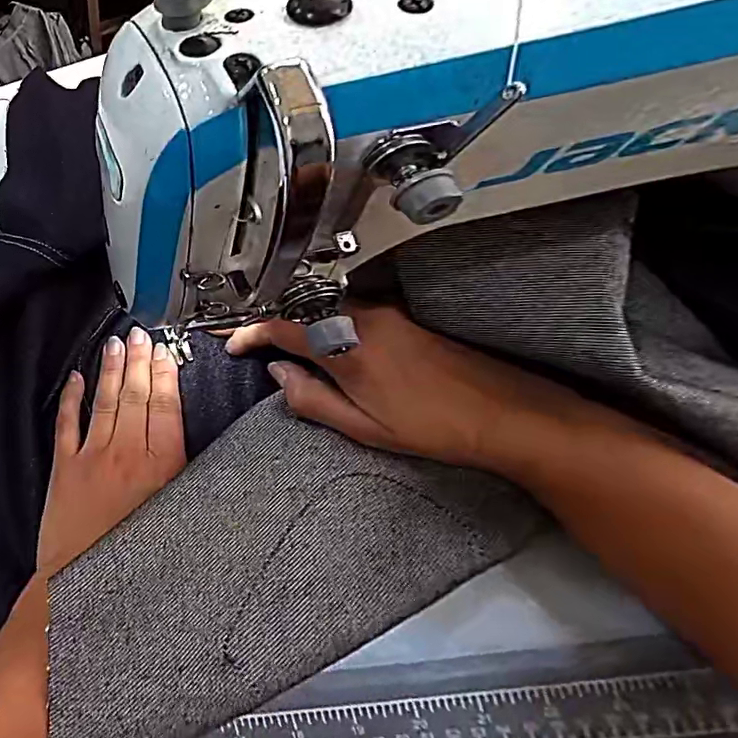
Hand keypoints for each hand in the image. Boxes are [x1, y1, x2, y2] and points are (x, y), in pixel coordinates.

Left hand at [35, 326, 185, 576]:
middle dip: (139, 361)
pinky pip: (68, 422)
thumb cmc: (135, 561)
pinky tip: (77, 378)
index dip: (164, 374)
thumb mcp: (176, 517)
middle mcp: (127, 455)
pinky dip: (72, 397)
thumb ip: (181, 477)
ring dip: (112, 369)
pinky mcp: (65, 466)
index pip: (165, 406)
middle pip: (136, 395)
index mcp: (160, 468)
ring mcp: (93, 456)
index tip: (164, 352)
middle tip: (140, 335)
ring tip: (115, 345)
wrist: (83, 589)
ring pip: (106, 401)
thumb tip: (185, 441)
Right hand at [226, 304, 644, 474]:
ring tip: (291, 350)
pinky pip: (352, 311)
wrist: (504, 412)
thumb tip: (278, 375)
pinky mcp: (403, 315)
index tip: (232, 344)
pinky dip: (330, 324)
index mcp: (345, 345)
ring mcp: (385, 312)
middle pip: (303, 311)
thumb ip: (312, 398)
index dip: (250, 334)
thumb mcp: (363, 428)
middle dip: (274, 326)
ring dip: (303, 324)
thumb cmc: (433, 427)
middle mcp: (362, 318)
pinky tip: (334, 346)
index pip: (282, 328)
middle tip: (256, 347)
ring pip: (327, 309)